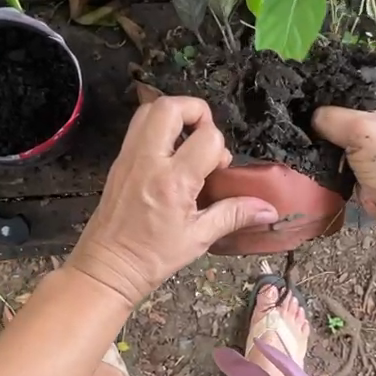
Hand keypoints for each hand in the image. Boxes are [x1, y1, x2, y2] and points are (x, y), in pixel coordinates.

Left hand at [67, 96, 278, 306]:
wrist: (107, 267)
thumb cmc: (152, 257)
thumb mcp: (199, 237)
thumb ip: (234, 214)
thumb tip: (268, 209)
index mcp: (173, 181)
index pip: (207, 138)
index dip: (220, 148)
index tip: (218, 168)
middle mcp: (149, 161)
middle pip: (170, 107)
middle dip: (196, 111)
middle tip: (205, 135)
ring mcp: (130, 157)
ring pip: (149, 110)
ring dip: (174, 115)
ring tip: (187, 140)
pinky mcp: (119, 161)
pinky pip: (138, 127)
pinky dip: (157, 128)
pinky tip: (169, 154)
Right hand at [312, 47, 375, 219]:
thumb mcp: (358, 130)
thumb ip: (330, 116)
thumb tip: (313, 115)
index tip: (361, 52)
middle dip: (359, 81)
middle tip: (332, 77)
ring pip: (369, 111)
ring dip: (349, 109)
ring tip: (322, 100)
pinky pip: (361, 134)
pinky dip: (346, 131)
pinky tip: (325, 128)